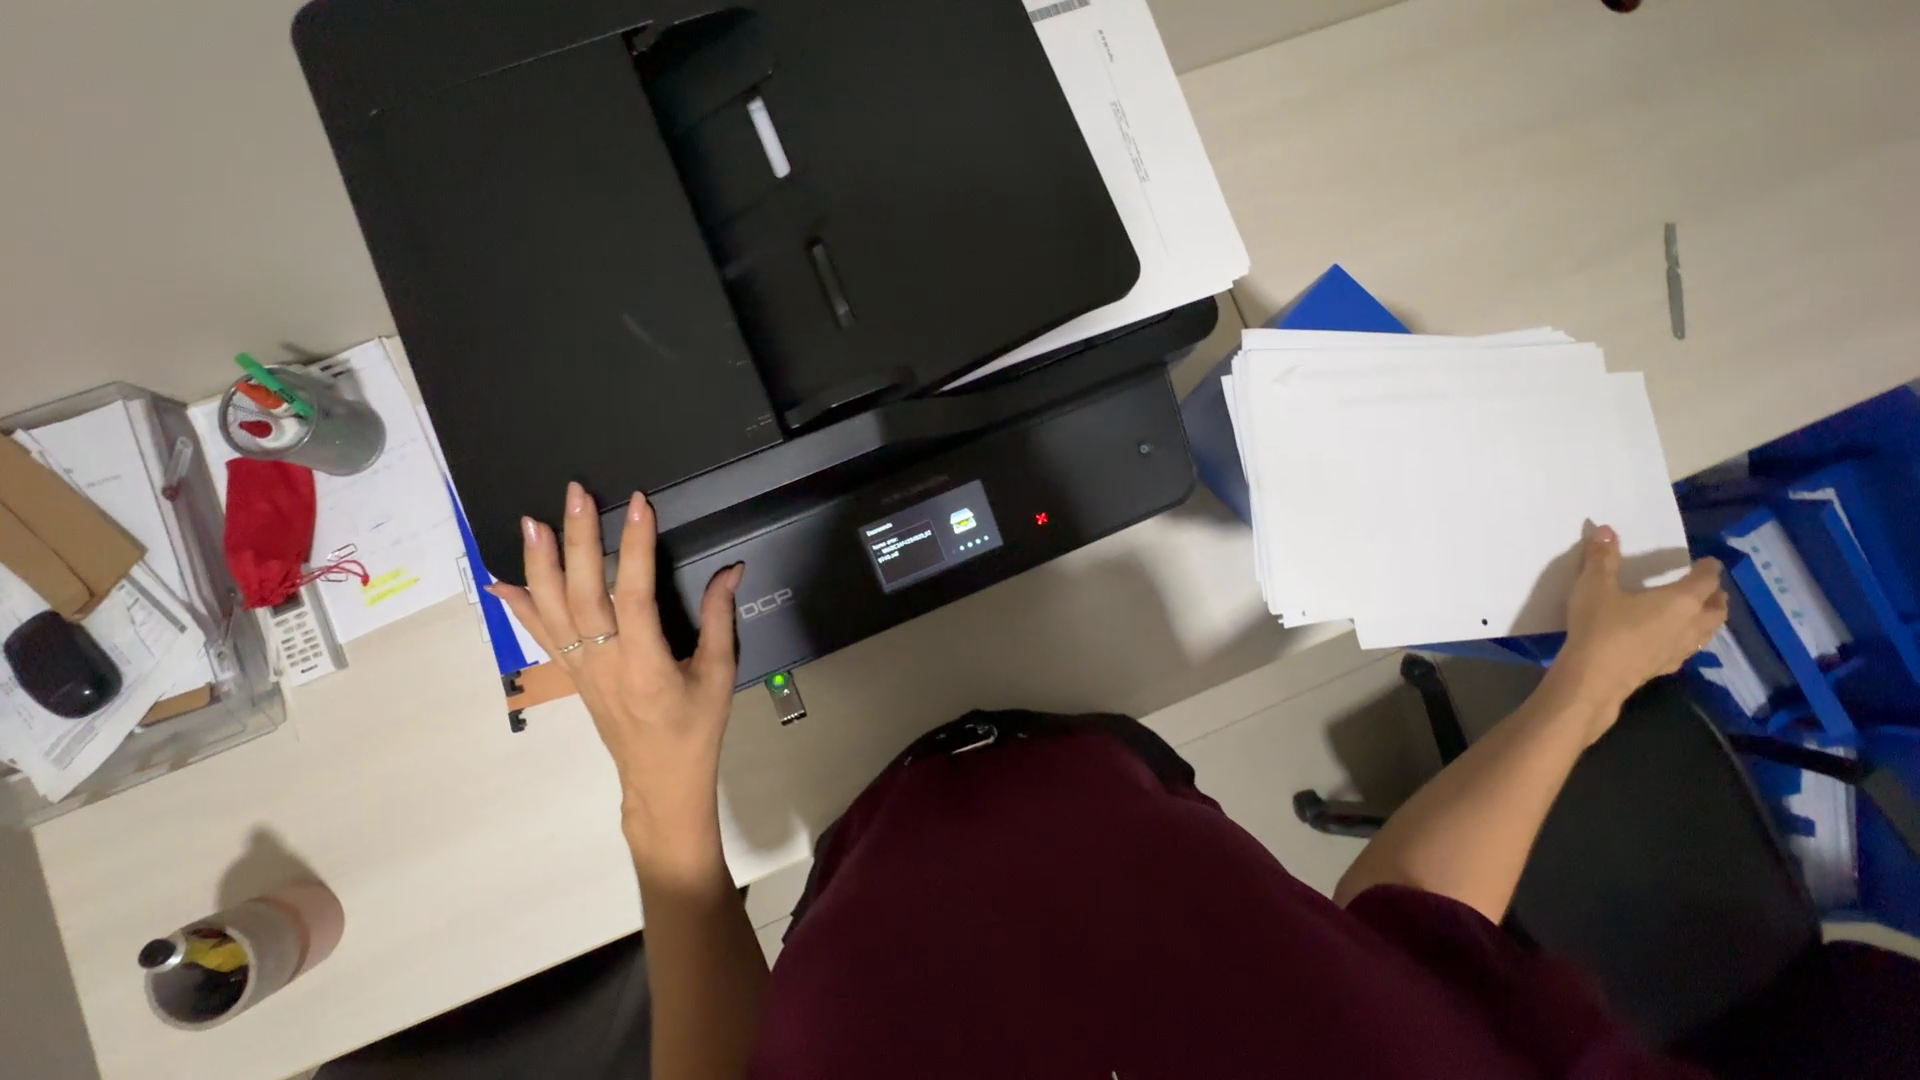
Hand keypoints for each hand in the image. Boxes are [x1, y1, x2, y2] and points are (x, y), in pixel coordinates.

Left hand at [486, 482, 744, 879]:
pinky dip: (519, 605)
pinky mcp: (571, 674)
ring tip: (532, 520)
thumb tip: (730, 570)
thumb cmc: (696, 728)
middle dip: (577, 539)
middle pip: (581, 593)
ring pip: (551, 609)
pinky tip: (502, 578)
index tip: (639, 503)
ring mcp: (580, 669)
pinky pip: (540, 635)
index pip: (633, 594)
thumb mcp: (719, 674)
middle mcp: (603, 663)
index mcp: (646, 664)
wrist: (659, 779)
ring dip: (539, 562)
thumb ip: (721, 619)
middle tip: (576, 494)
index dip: (635, 546)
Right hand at [1553, 525, 1728, 739]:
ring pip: (1707, 632)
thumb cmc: (1599, 625)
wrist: (1594, 675)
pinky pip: (1688, 649)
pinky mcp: (1666, 666)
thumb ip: (1601, 558)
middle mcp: (1689, 624)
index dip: (1708, 568)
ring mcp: (1680, 648)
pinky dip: (1688, 640)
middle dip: (1716, 597)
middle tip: (1710, 590)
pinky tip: (1674, 642)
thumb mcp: (1594, 586)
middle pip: (1716, 609)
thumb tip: (1606, 529)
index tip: (1708, 561)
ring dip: (1708, 620)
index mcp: (1679, 600)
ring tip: (1699, 615)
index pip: (1705, 580)